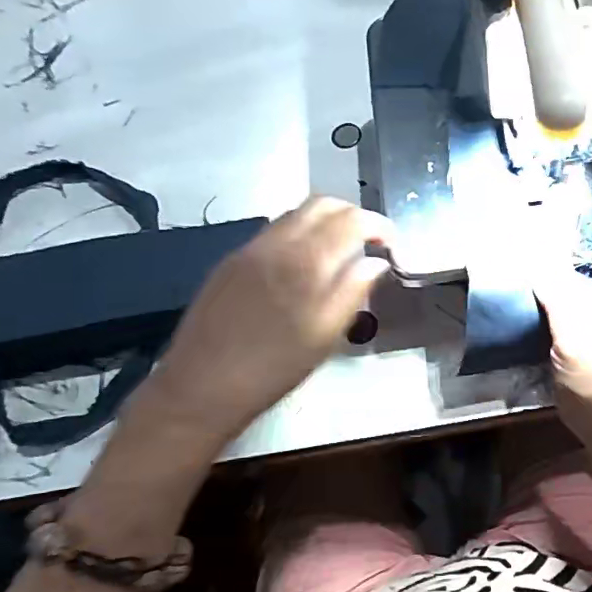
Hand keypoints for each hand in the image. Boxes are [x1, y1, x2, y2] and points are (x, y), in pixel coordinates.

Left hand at [145, 197, 393, 434]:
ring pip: (296, 214)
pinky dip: (300, 234)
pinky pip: (273, 231)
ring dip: (325, 222)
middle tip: (369, 241)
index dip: (378, 225)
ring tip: (341, 251)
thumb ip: (354, 291)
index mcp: (307, 261)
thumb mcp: (326, 336)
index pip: (352, 219)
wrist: (201, 386)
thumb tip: (376, 263)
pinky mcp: (231, 261)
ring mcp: (250, 249)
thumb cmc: (274, 369)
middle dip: (353, 216)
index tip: (391, 244)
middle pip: (322, 204)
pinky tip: (304, 264)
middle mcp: (277, 244)